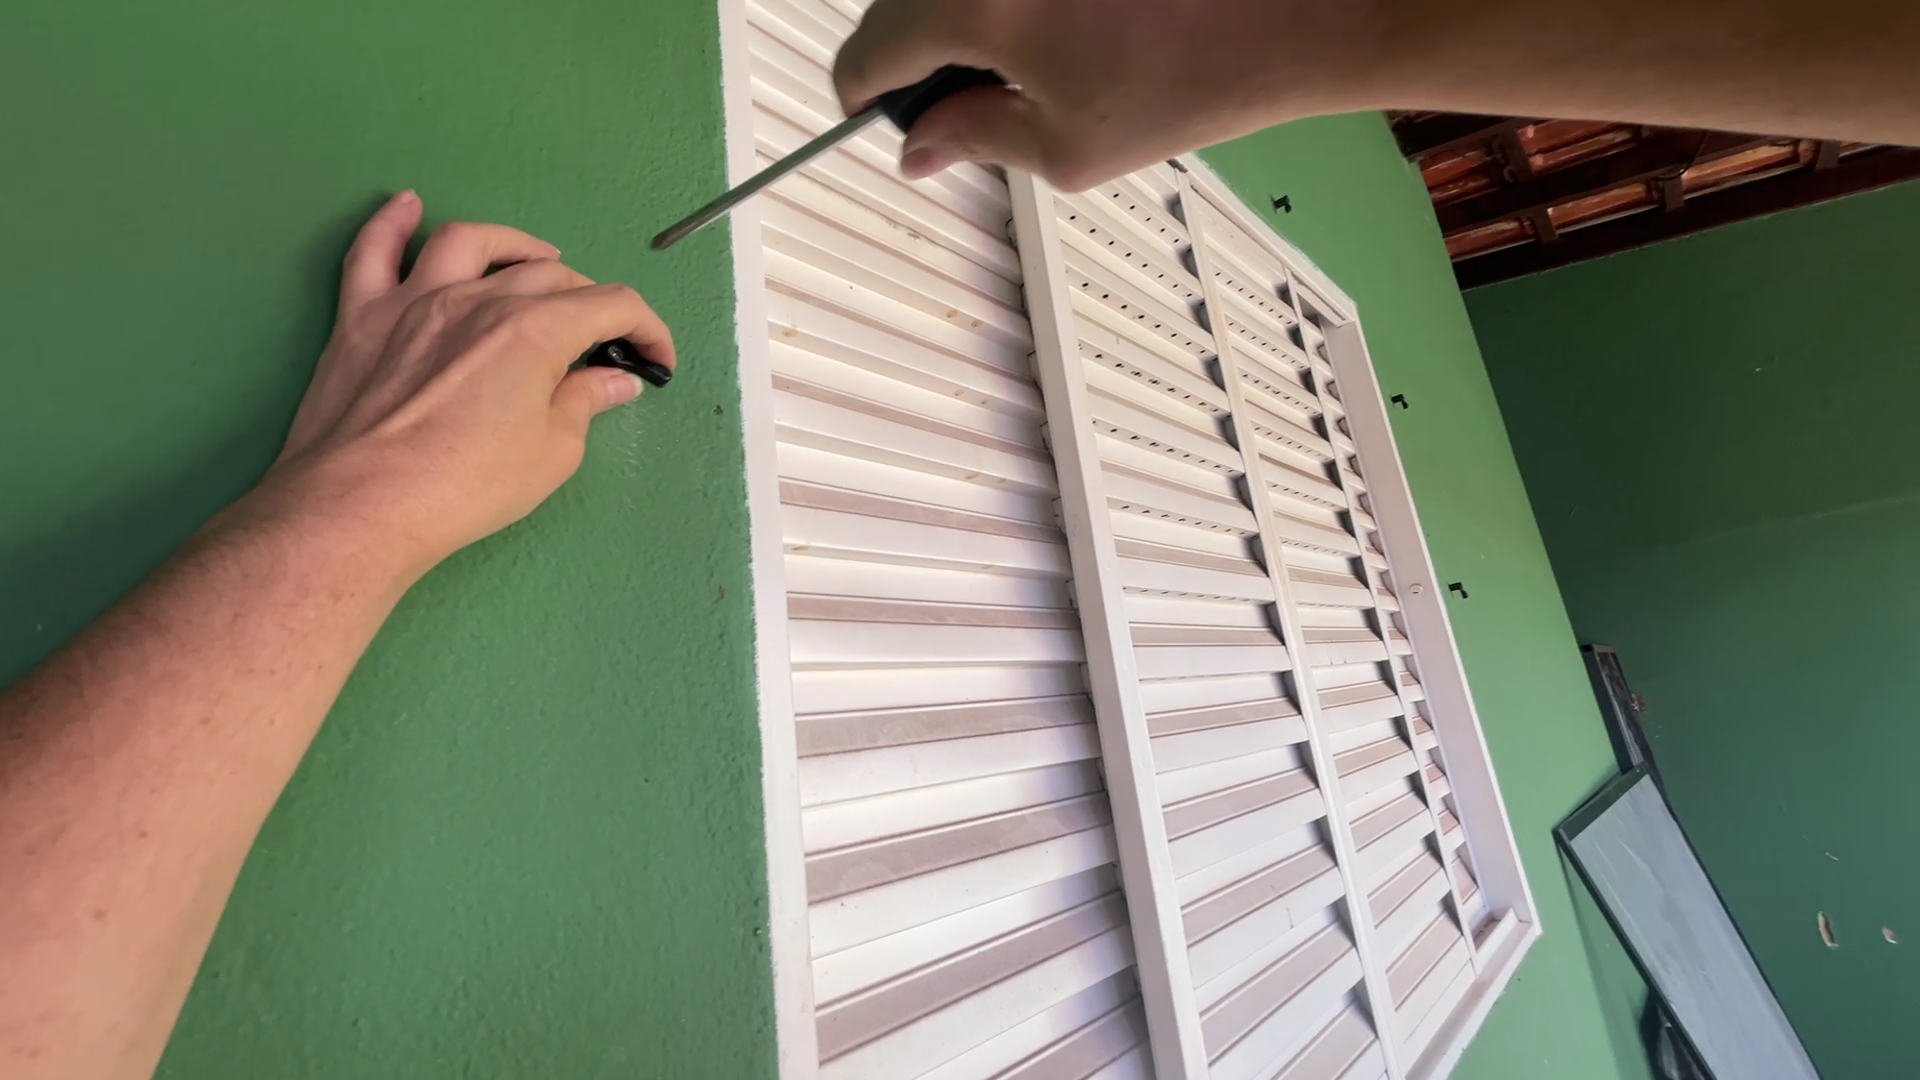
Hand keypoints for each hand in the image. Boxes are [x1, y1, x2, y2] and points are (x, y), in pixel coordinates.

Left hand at [246, 191, 673, 577]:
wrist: (365, 506)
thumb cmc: (474, 484)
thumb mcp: (556, 451)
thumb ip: (586, 402)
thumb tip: (615, 381)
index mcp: (536, 331)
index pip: (613, 305)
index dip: (648, 330)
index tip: (657, 361)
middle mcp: (480, 299)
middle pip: (552, 275)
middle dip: (595, 302)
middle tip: (605, 340)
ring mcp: (416, 300)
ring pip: (473, 243)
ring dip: (517, 246)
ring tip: (539, 259)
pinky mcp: (363, 314)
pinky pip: (375, 249)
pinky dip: (394, 222)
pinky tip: (409, 206)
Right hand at [832, 0, 1353, 189]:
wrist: (1293, 4)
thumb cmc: (1180, 87)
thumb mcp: (1062, 147)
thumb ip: (971, 140)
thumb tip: (914, 152)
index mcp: (976, 3)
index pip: (869, 49)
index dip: (861, 95)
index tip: (872, 116)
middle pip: (902, 2)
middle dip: (916, 58)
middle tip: (962, 103)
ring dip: (956, 23)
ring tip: (1020, 63)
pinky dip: (1000, 4)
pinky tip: (1050, 25)